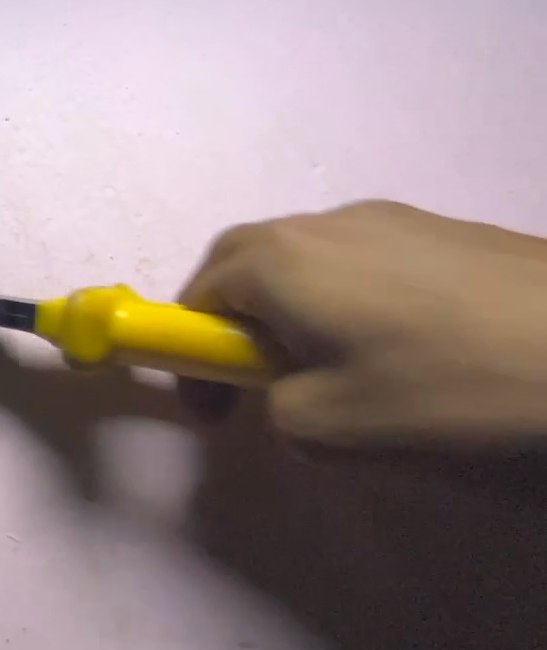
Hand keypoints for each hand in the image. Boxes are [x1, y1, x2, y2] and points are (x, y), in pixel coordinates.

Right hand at [177, 201, 546, 449]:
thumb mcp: (330, 430)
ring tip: (346, 360)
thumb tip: (293, 394)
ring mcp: (394, 219)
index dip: (188, 356)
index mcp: (272, 261)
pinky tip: (419, 343)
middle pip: (240, 262)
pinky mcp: (459, 230)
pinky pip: (372, 259)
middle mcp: (318, 224)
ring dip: (296, 303)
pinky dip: (359, 296)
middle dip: (232, 314)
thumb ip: (272, 410)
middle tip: (259, 371)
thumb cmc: (457, 390)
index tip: (216, 409)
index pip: (193, 299)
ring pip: (306, 257)